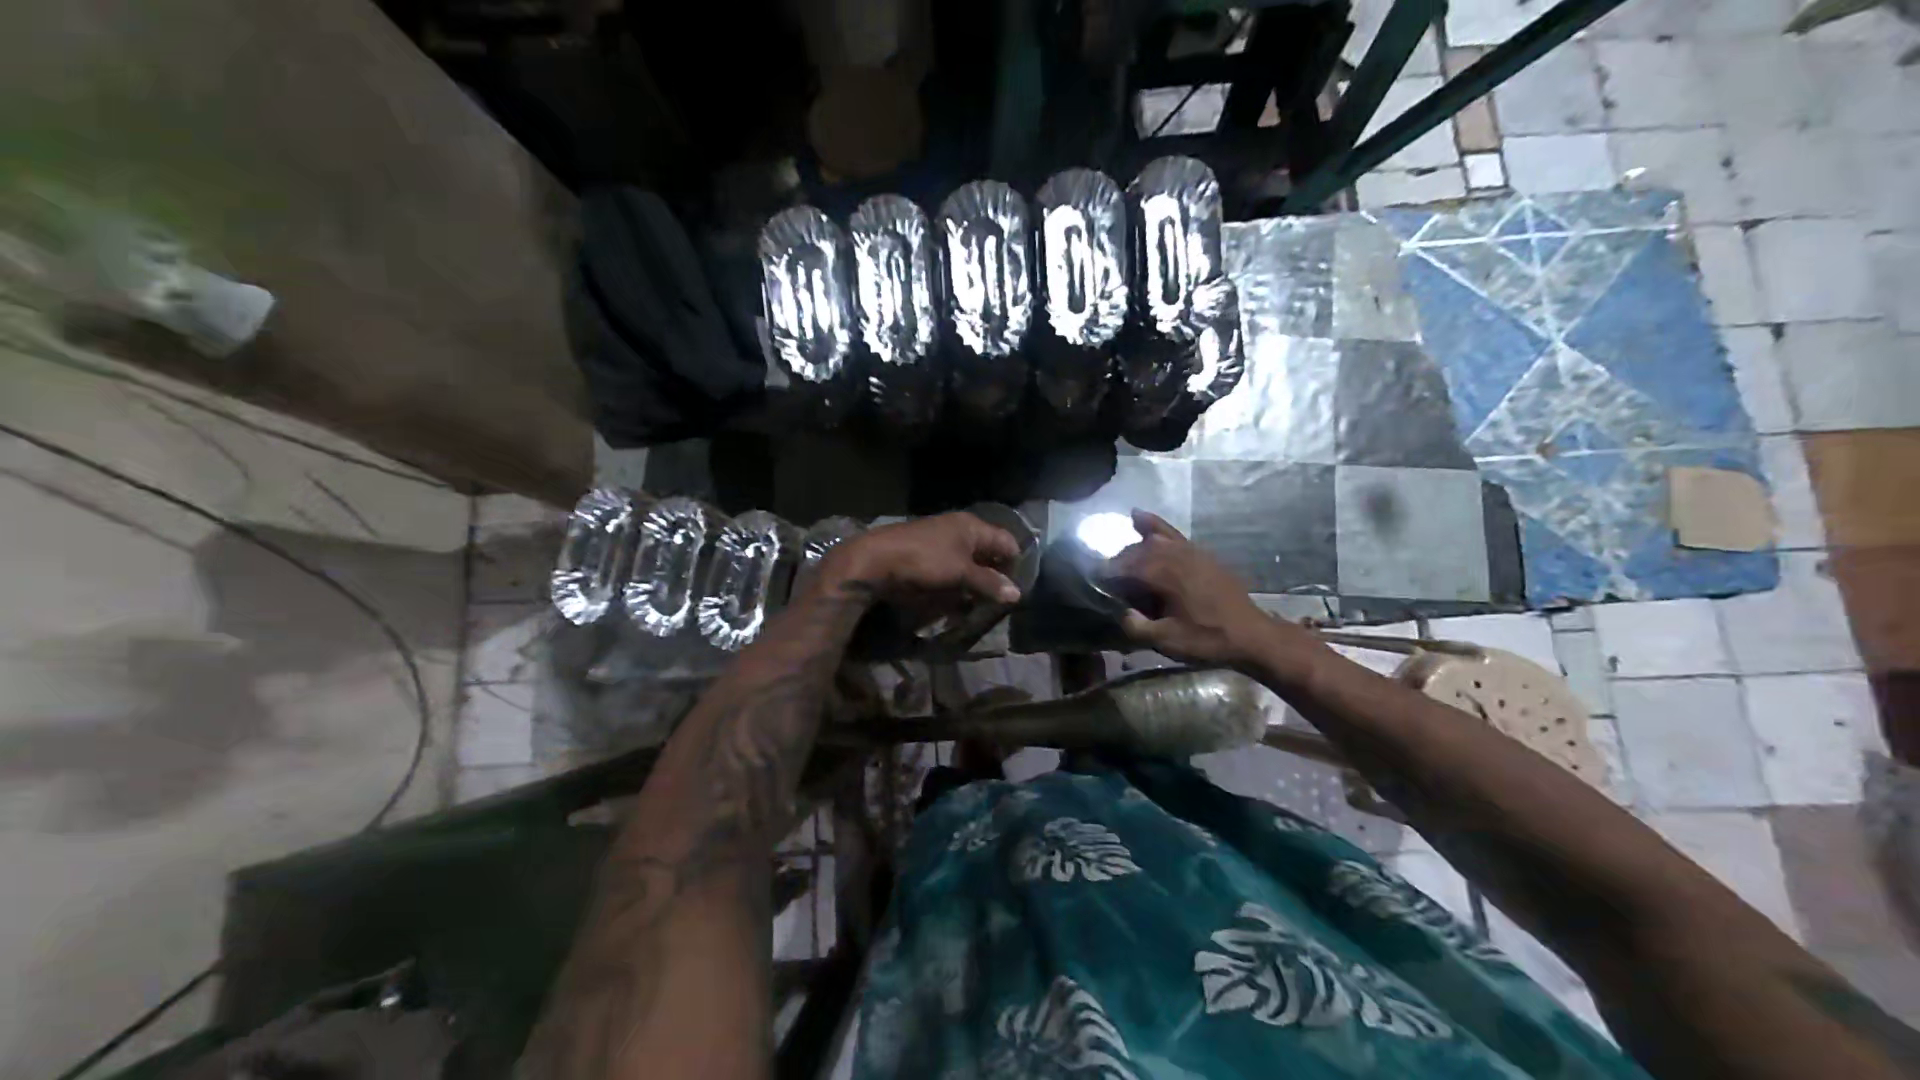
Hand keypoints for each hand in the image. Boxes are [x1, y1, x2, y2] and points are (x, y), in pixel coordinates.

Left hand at [819, 512, 1022, 604]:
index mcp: (972, 526)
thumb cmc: (924, 560)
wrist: (876, 560)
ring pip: (969, 564)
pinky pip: (951, 570)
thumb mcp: (961, 573)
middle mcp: (959, 530)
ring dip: (975, 584)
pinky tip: (956, 601)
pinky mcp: (926, 556)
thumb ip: (989, 583)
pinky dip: (957, 584)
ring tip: (977, 605)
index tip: (1016, 590)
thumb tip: (1017, 594)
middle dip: (994, 577)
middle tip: (998, 601)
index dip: (1015, 564)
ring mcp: (941, 542)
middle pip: (988, 553)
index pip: (1007, 542)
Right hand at [1105, 509, 1320, 669]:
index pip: (1122, 568)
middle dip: (1119, 564)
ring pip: (1151, 541)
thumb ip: (1136, 627)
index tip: (1095, 585)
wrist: (1251, 635)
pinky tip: (1138, 515)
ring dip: (1133, 550)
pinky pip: (1171, 532)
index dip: (1106, 576)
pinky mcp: (1199, 553)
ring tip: (1124, 563)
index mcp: (1162, 575)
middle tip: (1110, 582)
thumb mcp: (1166, 641)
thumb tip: (1120, 612)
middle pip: (1135, 552)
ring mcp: (1188, 550)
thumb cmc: (1207, 639)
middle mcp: (1173, 556)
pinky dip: (1153, 524)